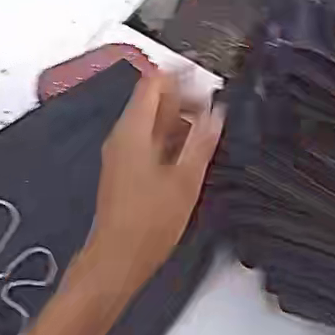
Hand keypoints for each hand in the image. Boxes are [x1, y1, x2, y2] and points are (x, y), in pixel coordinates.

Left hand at [83, 66, 222, 294]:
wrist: (118, 257)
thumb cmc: (148, 223)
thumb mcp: (186, 180)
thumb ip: (201, 142)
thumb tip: (216, 114)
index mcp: (133, 131)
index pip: (151, 83)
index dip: (179, 76)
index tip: (204, 80)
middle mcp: (121, 136)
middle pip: (150, 101)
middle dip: (182, 99)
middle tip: (211, 108)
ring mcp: (119, 152)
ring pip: (149, 121)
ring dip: (176, 120)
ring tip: (206, 130)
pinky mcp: (122, 168)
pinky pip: (144, 140)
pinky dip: (166, 138)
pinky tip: (188, 153)